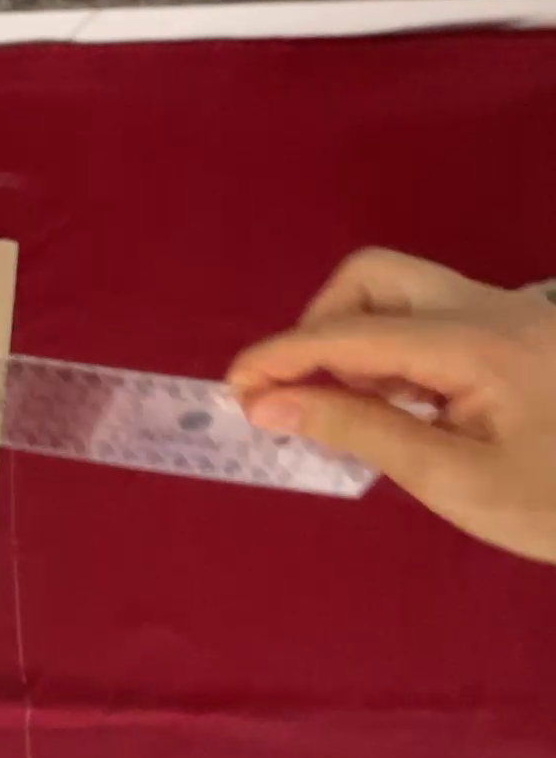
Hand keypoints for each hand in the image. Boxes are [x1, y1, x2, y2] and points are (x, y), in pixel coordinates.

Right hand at [228, 249, 555, 563]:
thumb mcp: (454, 479)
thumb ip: (355, 429)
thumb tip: (264, 402)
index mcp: (478, 347)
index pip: (341, 333)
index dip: (272, 358)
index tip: (233, 394)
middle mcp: (496, 312)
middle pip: (371, 278)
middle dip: (316, 325)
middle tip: (308, 383)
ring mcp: (516, 317)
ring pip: (399, 289)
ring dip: (351, 333)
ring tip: (361, 397)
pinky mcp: (524, 333)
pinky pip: (429, 314)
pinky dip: (387, 345)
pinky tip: (403, 397)